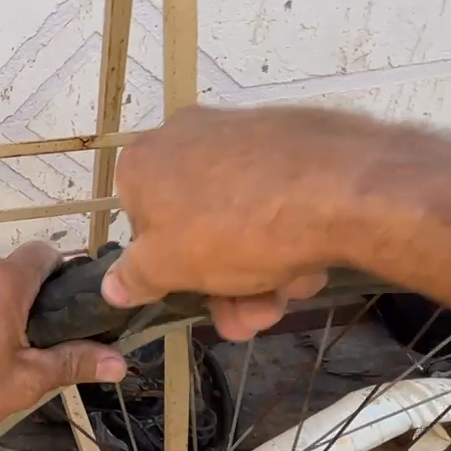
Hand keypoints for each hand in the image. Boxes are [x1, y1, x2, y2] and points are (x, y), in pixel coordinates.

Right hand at [101, 105, 450, 339]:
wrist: (341, 187)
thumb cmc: (231, 229)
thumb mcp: (168, 268)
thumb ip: (133, 278)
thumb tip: (110, 287)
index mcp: (142, 162)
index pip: (140, 224)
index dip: (167, 267)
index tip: (193, 294)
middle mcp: (184, 137)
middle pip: (194, 224)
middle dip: (221, 279)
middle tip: (250, 317)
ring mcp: (240, 133)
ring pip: (237, 215)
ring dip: (257, 268)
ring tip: (287, 296)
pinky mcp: (290, 137)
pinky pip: (274, 194)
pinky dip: (285, 231)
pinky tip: (311, 263)